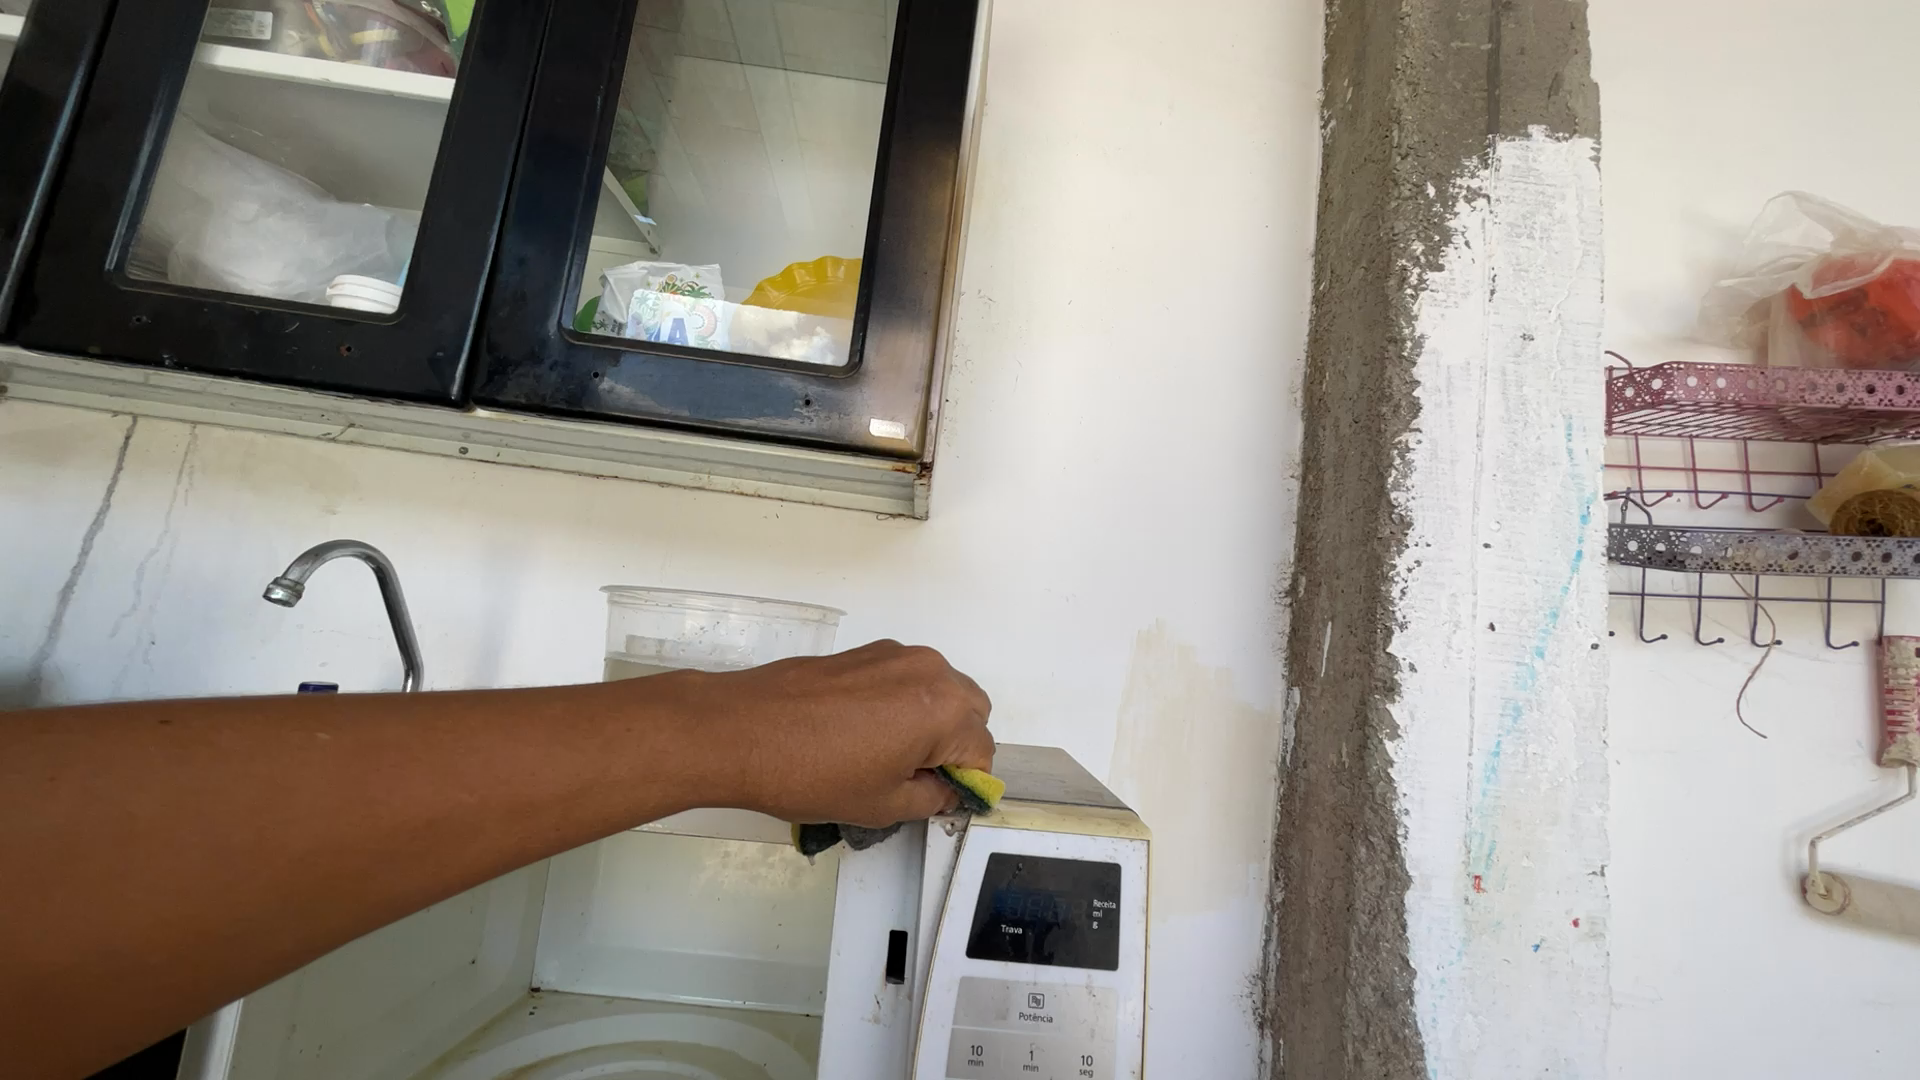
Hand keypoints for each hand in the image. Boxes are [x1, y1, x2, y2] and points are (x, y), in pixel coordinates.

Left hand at [657, 641, 993, 827]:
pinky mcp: (870, 650)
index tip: (939, 798)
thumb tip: (946, 789)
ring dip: (933, 720)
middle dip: (956, 745)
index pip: (983, 751)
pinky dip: (906, 701)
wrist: (743, 729)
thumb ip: (932, 797)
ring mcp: (899, 654)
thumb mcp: (882, 804)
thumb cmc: (813, 772)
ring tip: (887, 751)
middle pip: (971, 712)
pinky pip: (910, 677)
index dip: (966, 783)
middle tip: (917, 775)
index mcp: (944, 710)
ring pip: (942, 690)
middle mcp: (931, 671)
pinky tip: (864, 728)